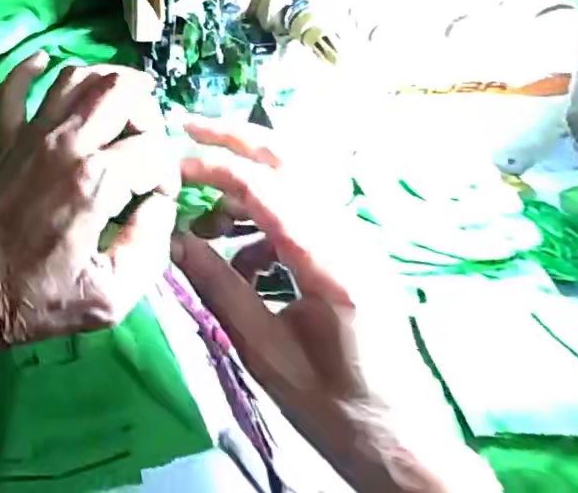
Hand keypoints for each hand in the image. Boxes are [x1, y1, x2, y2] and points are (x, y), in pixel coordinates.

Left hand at [0, 55, 184, 369]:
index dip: (169, 171)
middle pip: (119, 92)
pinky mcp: (3, 137)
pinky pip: (13, 88)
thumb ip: (149, 248)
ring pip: (73, 77)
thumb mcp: (110, 295)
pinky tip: (44, 59)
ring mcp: (29, 133)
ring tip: (123, 100)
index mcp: (94, 180)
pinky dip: (29, 67)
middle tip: (150, 140)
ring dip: (105, 79)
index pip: (152, 149)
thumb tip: (160, 207)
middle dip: (147, 109)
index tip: (160, 199)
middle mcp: (63, 142)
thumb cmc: (34, 297)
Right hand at [171, 119, 493, 492]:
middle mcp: (349, 239)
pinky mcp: (349, 251)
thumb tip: (171, 236)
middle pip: (289, 158)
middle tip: (185, 126)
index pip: (265, 188)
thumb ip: (217, 286)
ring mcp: (354, 241)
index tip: (170, 167)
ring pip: (294, 175)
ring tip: (202, 215)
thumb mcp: (264, 353)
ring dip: (242, 177)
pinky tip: (237, 253)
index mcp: (331, 266)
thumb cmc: (334, 409)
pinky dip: (259, 210)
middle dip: (233, 137)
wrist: (406, 450)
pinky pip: (298, 206)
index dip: (213, 168)